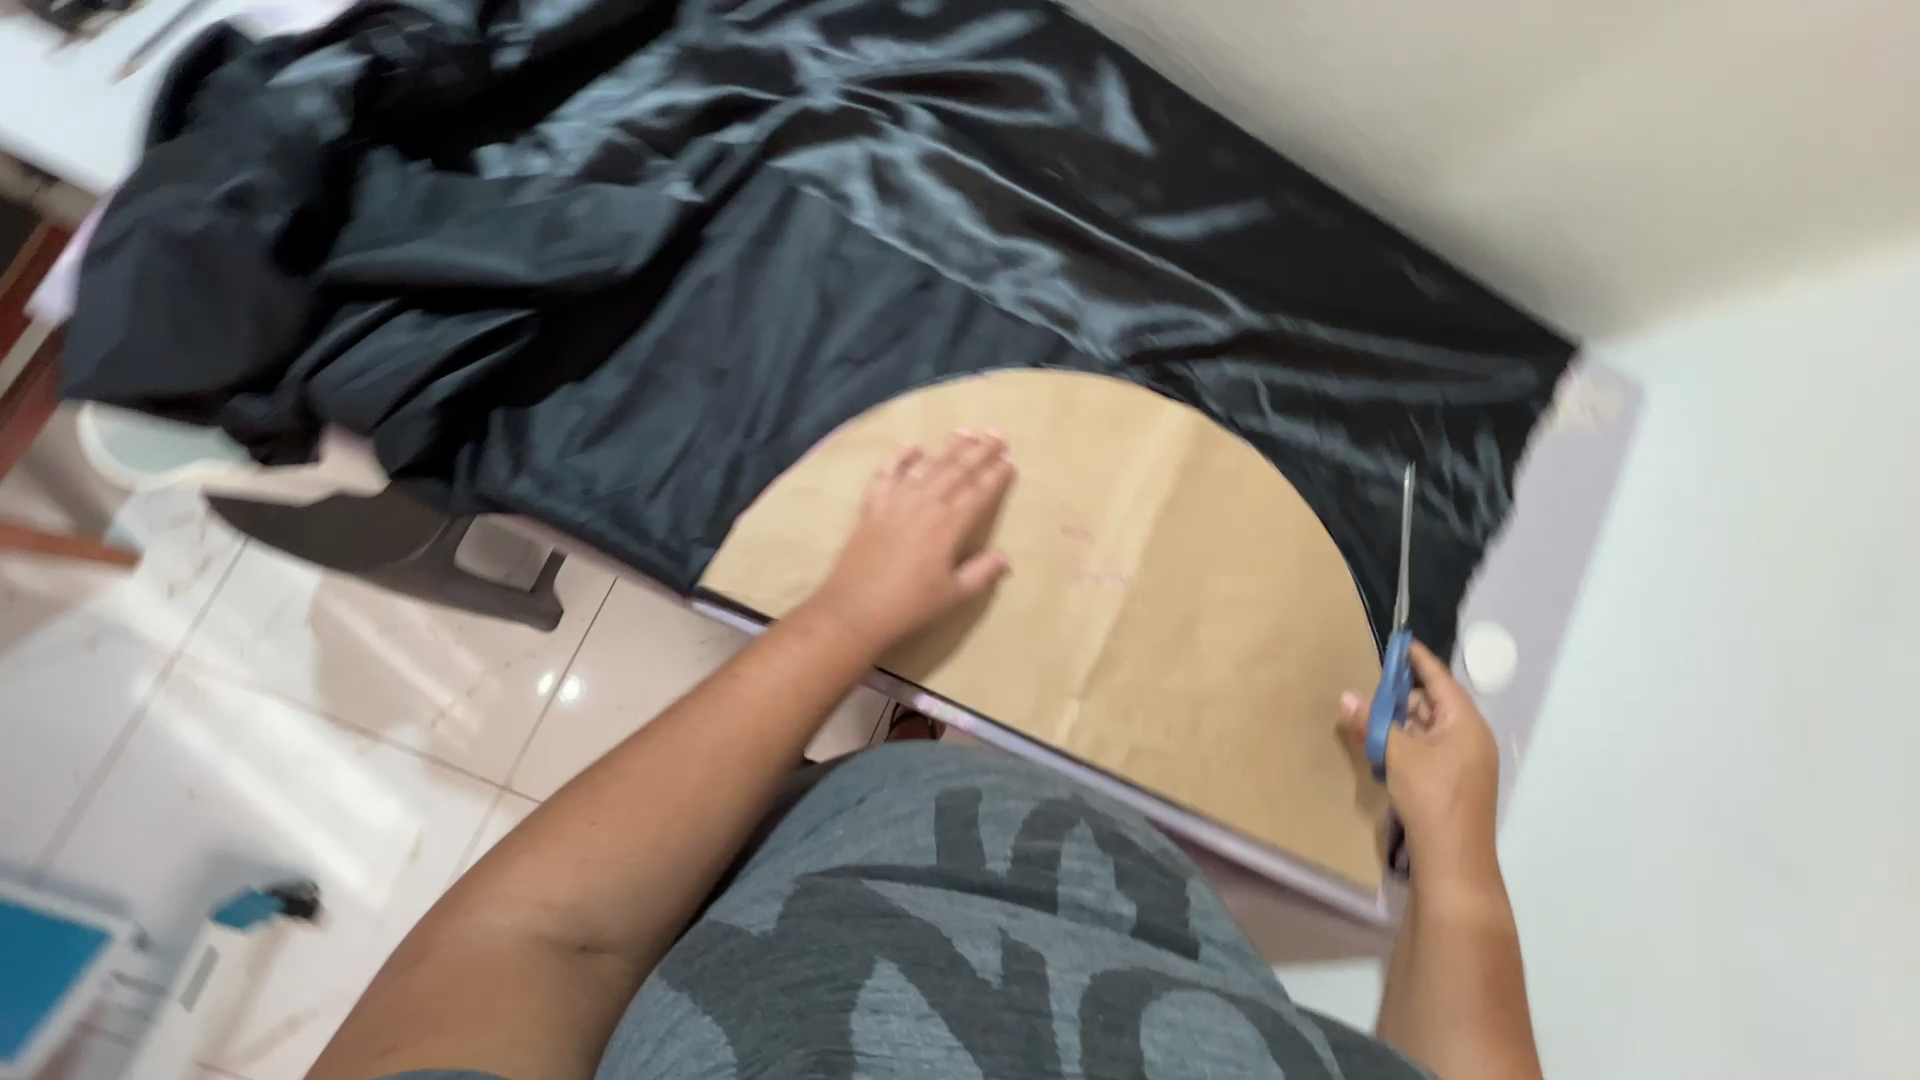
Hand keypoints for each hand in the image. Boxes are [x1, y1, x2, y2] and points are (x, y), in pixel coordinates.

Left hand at [802, 428, 1014, 652]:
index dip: (995, 476)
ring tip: (964, 432)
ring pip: (927, 467)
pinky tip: (912, 445)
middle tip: (996, 434)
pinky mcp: (871, 507)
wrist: (853, 611)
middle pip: (956, 471)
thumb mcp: (954, 596)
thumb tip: (1005, 557)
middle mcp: (923, 506)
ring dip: (947, 448)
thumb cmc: (909, 607)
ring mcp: (894, 503)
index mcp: (948, 527)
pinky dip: (899, 457)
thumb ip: (981, 573)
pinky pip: (886, 473)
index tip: (1009, 460)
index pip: (978, 493)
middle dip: (979, 452)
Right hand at [1339, 640, 1502, 893]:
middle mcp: (1470, 738)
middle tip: (1369, 686)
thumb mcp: (1396, 754)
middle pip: (1433, 704)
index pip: (1440, 679)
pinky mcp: (1453, 781)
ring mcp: (1464, 761)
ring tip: (1368, 716)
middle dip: (1400, 695)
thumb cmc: (1431, 797)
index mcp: (1465, 724)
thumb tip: (1346, 696)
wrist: (1454, 859)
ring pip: (1427, 728)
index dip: (1418, 659)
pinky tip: (1380, 747)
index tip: (1399, 641)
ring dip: (1399, 722)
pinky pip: (1427, 748)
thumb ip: (1371, 722)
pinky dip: (1404, 742)